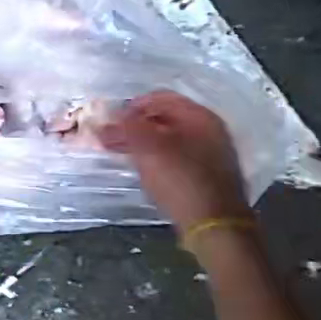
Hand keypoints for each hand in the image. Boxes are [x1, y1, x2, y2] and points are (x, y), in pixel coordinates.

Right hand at [100, 90, 250, 231]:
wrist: (213, 222)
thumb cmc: (180, 178)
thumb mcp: (147, 148)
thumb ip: (126, 127)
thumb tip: (107, 114)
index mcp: (199, 116)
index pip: (160, 97)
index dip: (131, 105)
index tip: (109, 118)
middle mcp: (208, 129)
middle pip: (164, 117)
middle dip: (133, 124)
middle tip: (107, 135)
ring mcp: (209, 151)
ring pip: (167, 136)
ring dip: (140, 140)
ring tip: (116, 150)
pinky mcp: (205, 172)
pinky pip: (173, 153)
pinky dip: (153, 154)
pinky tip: (139, 164)